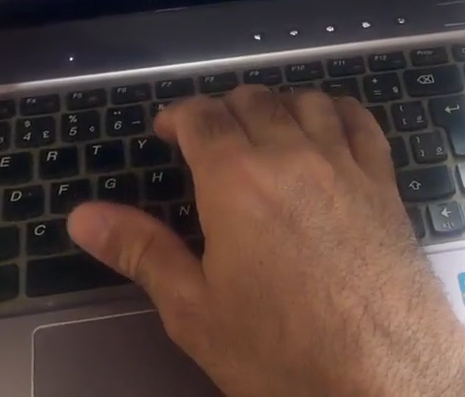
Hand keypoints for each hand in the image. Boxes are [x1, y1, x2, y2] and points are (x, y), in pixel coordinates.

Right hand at [67, 87, 464, 396]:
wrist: (380, 365)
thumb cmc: (279, 346)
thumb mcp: (193, 308)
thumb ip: (140, 250)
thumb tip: (84, 215)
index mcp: (236, 176)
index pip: (201, 116)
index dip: (178, 115)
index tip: (165, 131)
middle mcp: (290, 150)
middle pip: (252, 100)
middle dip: (223, 109)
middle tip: (209, 138)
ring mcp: (341, 157)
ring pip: (305, 100)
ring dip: (278, 105)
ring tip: (264, 129)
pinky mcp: (380, 174)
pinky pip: (358, 119)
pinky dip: (336, 110)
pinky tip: (328, 123)